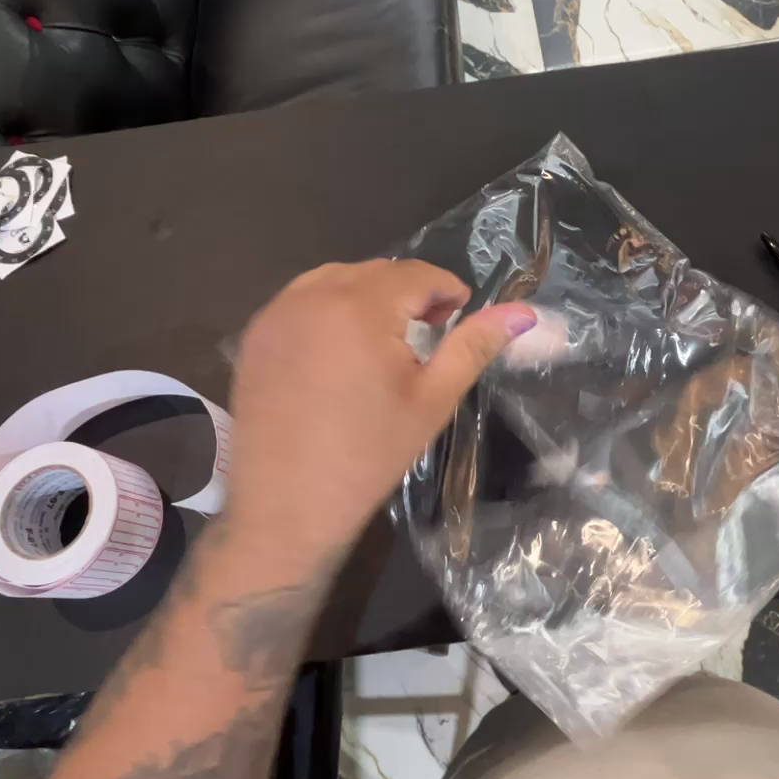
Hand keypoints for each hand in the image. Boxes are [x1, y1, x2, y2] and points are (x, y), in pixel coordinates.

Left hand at [224, 260, 534, 557]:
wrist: (287, 506)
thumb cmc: (369, 455)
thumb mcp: (433, 399)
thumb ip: (475, 346)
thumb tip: (523, 312)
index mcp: (360, 307)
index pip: (416, 273)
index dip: (447, 289)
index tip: (460, 316)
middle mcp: (312, 295)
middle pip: (377, 272)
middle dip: (409, 292)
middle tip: (430, 331)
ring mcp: (276, 313)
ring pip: (337, 279)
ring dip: (370, 296)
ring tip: (387, 340)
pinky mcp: (255, 335)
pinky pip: (303, 299)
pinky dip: (331, 309)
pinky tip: (343, 351)